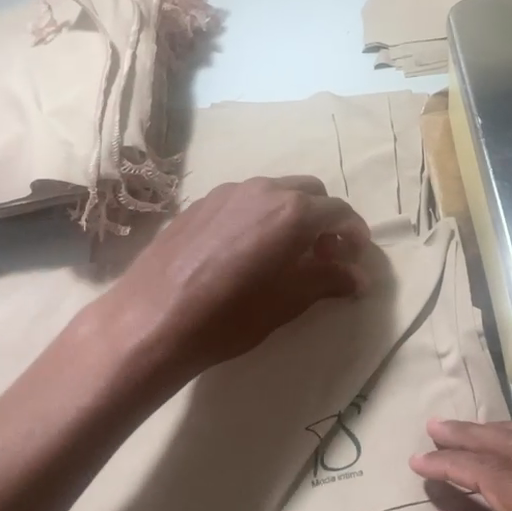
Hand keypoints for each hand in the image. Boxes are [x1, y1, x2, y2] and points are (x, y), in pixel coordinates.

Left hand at [66, 176, 371, 381]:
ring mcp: (227, 193)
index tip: (356, 256)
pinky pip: (243, 201)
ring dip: (290, 215)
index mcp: (293, 212)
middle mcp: (263, 190)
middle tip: (323, 254)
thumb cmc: (230, 316)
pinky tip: (246, 251)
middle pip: (309, 192)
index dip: (354, 233)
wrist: (152, 320)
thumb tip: (359, 277)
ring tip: (284, 252)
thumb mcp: (288, 302)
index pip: (338, 211)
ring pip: (274, 192)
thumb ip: (328, 280)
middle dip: (323, 218)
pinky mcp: (199, 203)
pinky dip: (259, 217)